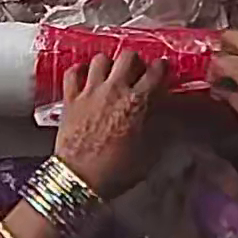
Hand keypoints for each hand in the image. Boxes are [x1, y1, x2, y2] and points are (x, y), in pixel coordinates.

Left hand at [54, 51, 167, 197]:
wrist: (79, 180)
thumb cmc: (117, 171)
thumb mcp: (149, 153)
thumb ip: (160, 130)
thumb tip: (168, 118)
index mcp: (138, 102)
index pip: (156, 71)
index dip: (163, 67)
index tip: (163, 69)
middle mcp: (114, 90)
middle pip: (128, 56)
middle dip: (135, 61)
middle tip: (137, 72)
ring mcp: (90, 91)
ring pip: (101, 59)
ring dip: (109, 64)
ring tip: (111, 74)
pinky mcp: (70, 98)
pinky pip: (73, 71)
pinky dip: (80, 70)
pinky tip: (85, 76)